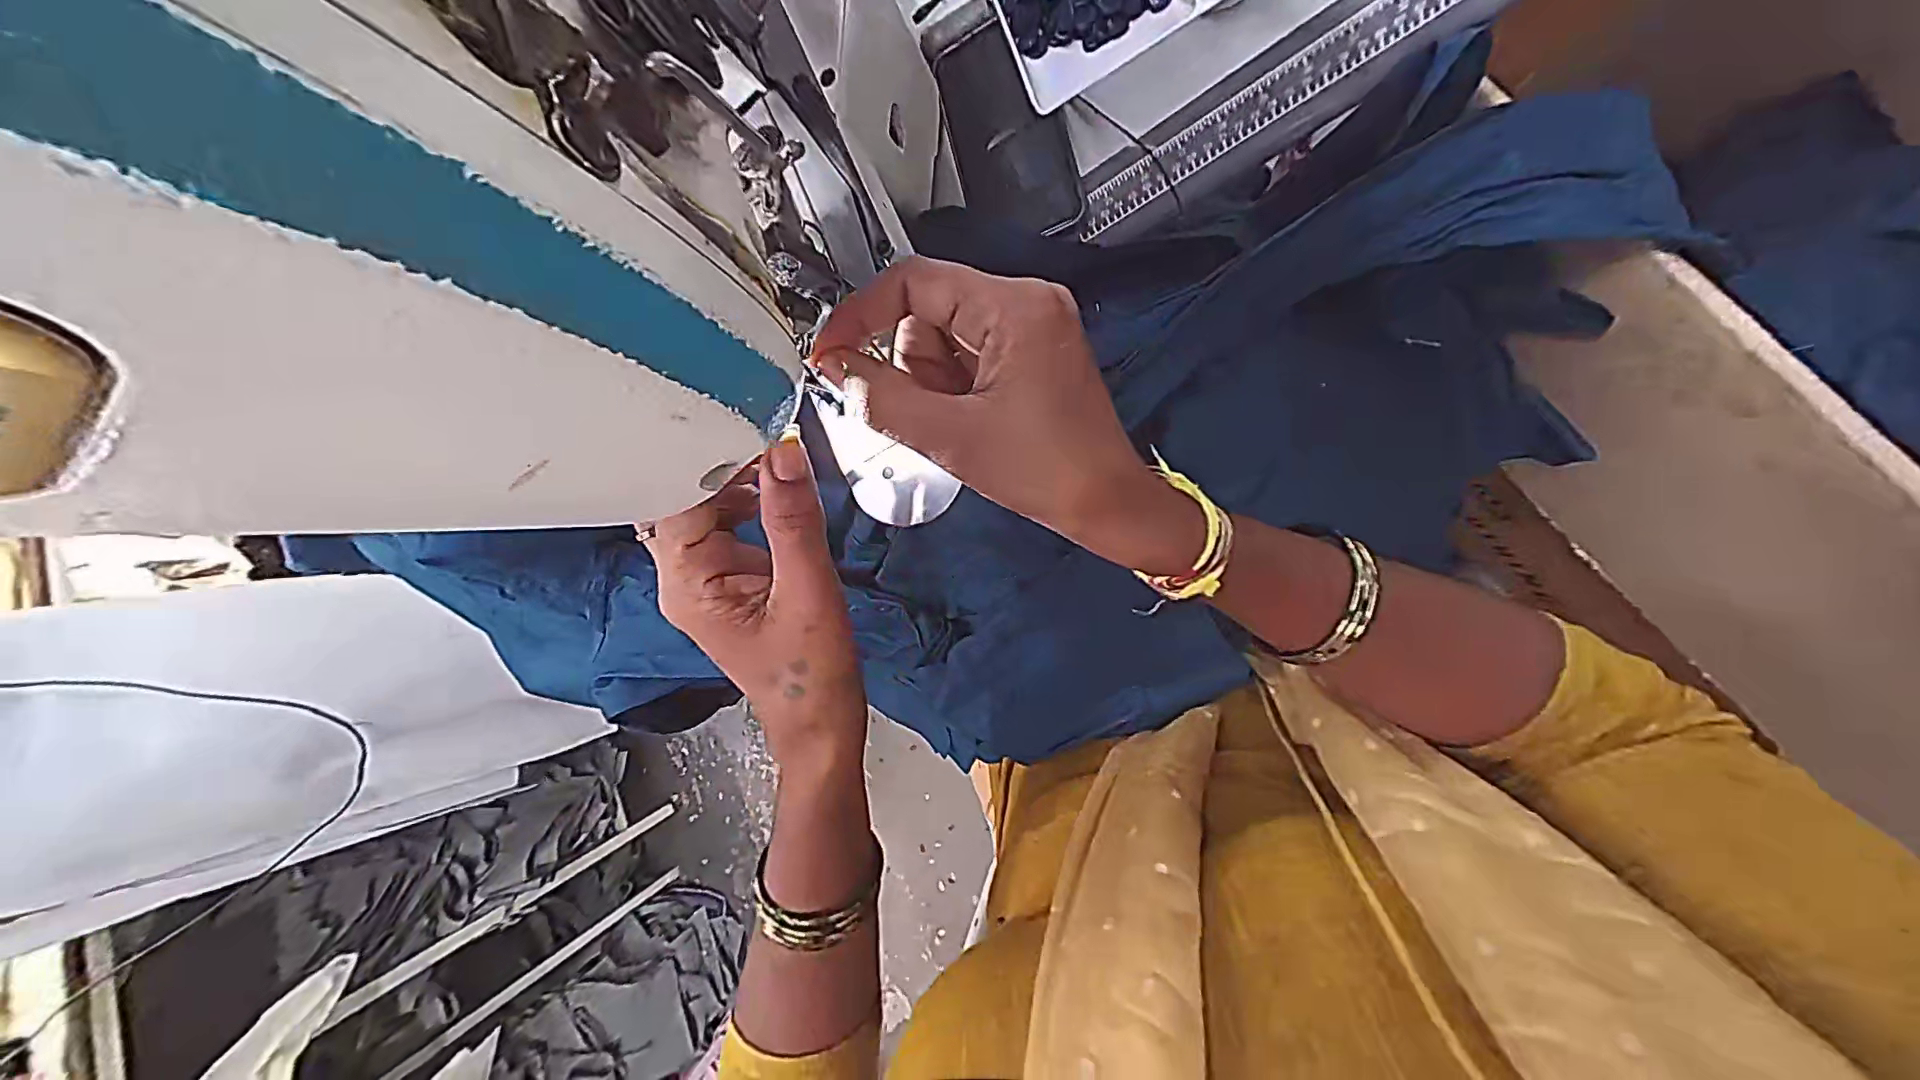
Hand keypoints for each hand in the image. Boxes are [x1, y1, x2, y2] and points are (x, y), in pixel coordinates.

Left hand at [645, 436, 866, 775]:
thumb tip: (784, 455)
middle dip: (721, 464)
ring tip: (775, 459)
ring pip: (705, 510)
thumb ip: (794, 521)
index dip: (707, 459)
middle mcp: (684, 580)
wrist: (820, 722)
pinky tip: (776, 493)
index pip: (677, 500)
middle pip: (683, 500)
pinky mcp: (728, 582)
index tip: (746, 427)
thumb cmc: (810, 677)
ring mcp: (705, 581)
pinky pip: (728, 527)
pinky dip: (749, 502)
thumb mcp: (809, 593)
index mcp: (688, 585)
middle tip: (767, 436)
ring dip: (736, 481)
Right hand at [810, 256, 1203, 574]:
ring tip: (963, 424)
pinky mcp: (1029, 352)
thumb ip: (879, 397)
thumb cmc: (1054, 471)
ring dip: (933, 385)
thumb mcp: (949, 437)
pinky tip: (974, 422)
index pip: (911, 281)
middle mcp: (1029, 304)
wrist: (1103, 502)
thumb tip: (837, 368)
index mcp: (1016, 307)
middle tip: (935, 413)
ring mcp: (1031, 327)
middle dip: (914, 368)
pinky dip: (953, 391)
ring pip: (940, 339)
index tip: (833, 349)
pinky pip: (964, 357)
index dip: (860, 316)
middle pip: (925, 313)